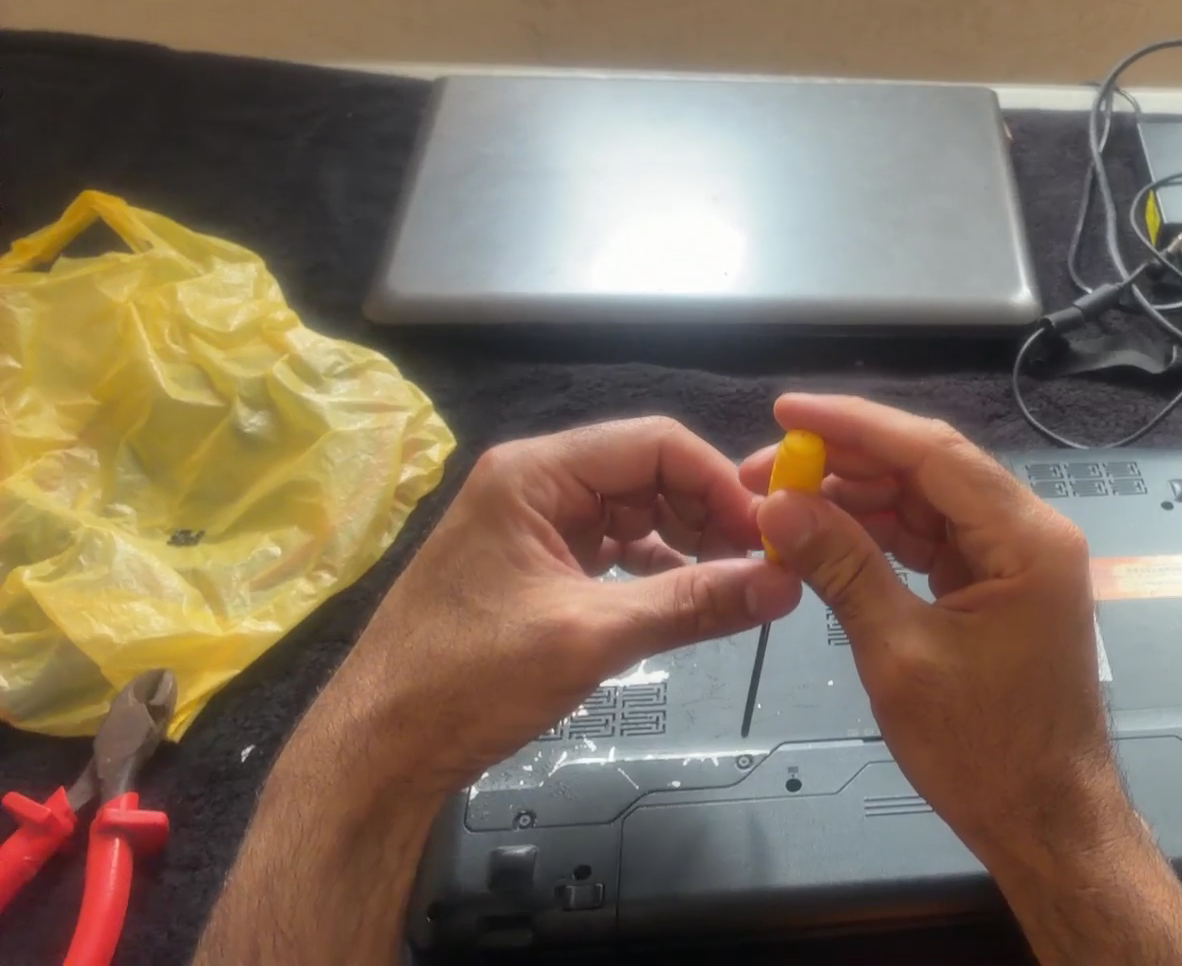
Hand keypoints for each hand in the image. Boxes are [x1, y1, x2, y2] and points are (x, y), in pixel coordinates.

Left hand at [315, 417, 802, 798]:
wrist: (376, 758)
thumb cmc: (468, 682)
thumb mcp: (592, 636)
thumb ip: (694, 603)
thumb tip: (785, 587)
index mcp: (538, 473)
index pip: (656, 443)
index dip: (718, 480)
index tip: (763, 531)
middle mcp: (540, 484)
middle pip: (653, 473)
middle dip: (709, 512)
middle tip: (758, 559)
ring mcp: (540, 523)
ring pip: (642, 510)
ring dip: (690, 539)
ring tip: (731, 577)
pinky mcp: (544, 562)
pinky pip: (621, 545)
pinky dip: (661, 565)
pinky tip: (690, 592)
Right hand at [743, 395, 1129, 869]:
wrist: (1046, 820)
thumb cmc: (987, 752)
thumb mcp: (902, 656)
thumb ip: (844, 569)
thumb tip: (782, 507)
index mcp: (1026, 539)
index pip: (932, 453)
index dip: (855, 425)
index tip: (789, 410)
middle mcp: (1029, 532)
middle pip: (930, 469)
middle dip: (847, 463)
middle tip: (768, 467)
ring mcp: (1015, 556)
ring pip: (926, 501)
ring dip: (858, 498)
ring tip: (785, 500)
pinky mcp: (997, 581)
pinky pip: (933, 538)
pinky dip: (881, 534)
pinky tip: (828, 532)